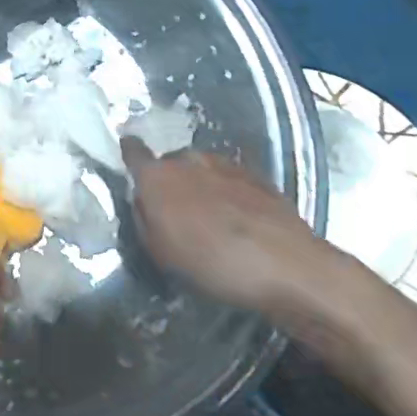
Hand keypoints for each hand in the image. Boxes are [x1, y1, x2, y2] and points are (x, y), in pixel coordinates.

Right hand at [121, 138, 322, 313]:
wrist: (287, 264)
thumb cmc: (214, 263)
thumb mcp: (162, 254)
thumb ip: (144, 220)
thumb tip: (142, 201)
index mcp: (158, 176)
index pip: (133, 151)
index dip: (129, 155)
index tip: (129, 165)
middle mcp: (187, 158)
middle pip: (169, 165)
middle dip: (170, 184)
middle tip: (177, 216)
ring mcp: (223, 162)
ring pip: (200, 171)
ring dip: (200, 189)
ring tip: (212, 223)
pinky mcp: (255, 173)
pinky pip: (228, 180)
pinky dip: (228, 195)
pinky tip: (239, 223)